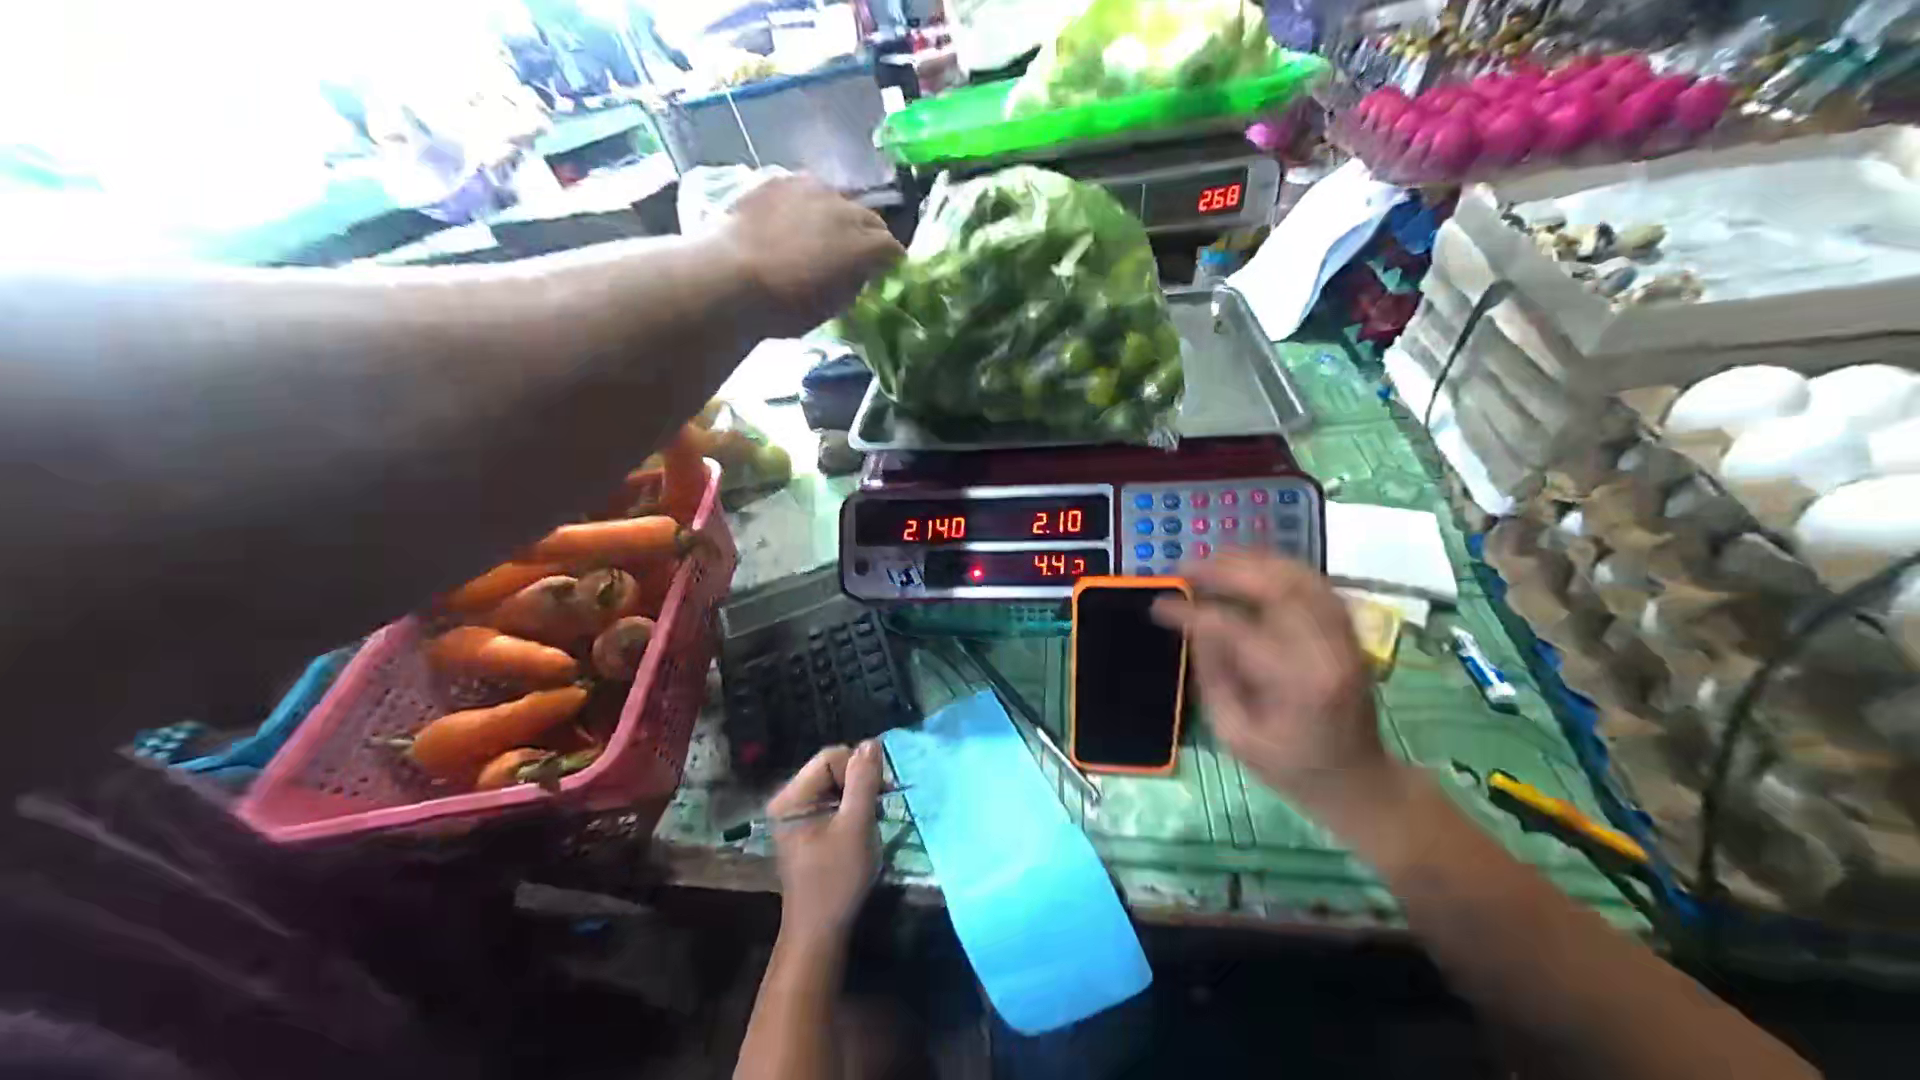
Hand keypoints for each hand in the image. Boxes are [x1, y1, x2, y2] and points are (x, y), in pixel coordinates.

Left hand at [719, 175, 904, 335]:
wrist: (730, 278)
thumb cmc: (786, 307)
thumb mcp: (833, 308)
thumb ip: (853, 285)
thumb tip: (857, 275)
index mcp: (868, 245)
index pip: (893, 250)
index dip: (888, 264)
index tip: (879, 276)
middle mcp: (848, 209)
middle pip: (870, 220)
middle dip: (866, 237)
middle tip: (851, 257)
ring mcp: (813, 189)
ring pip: (838, 201)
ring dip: (836, 217)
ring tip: (818, 235)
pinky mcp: (780, 180)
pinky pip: (804, 190)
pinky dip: (804, 204)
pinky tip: (790, 220)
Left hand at [767, 741, 885, 935]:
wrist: (819, 931)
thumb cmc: (836, 879)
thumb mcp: (856, 827)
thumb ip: (864, 782)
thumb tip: (872, 743)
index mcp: (791, 797)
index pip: (831, 757)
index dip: (857, 769)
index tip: (878, 794)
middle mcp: (788, 798)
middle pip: (831, 767)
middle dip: (858, 781)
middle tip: (877, 806)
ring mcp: (795, 813)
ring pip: (834, 783)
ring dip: (857, 795)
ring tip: (868, 820)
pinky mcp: (805, 826)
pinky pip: (831, 800)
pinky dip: (849, 808)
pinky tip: (858, 828)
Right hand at [1152, 553, 1394, 812]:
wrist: (1358, 780)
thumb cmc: (1289, 767)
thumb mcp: (1234, 733)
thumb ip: (1213, 675)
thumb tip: (1194, 625)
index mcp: (1296, 683)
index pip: (1236, 628)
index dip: (1192, 612)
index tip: (1159, 606)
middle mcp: (1327, 650)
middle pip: (1276, 587)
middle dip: (1224, 571)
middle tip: (1185, 568)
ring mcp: (1346, 636)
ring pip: (1298, 576)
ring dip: (1252, 562)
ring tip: (1212, 562)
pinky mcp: (1350, 631)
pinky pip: (1315, 583)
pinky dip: (1279, 569)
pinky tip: (1251, 570)